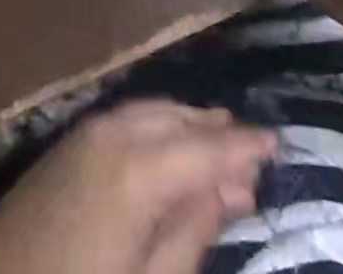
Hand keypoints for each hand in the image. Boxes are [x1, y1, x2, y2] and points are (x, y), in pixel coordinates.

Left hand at [0, 100, 275, 273]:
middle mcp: (112, 133)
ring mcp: (83, 133)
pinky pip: (124, 119)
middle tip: (252, 157)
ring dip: (188, 124)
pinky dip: (156, 125)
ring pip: (153, 111)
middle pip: (180, 120)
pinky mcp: (63, 144)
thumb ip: (193, 231)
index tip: (278, 144)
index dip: (246, 145)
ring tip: (217, 144)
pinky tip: (166, 145)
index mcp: (137, 169)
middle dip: (219, 133)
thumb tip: (231, 187)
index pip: (208, 146)